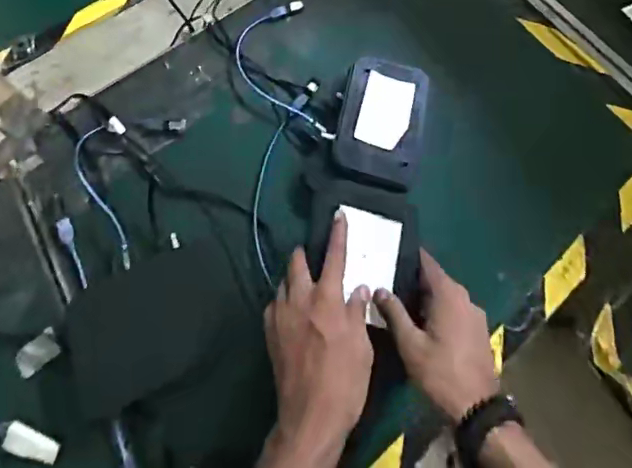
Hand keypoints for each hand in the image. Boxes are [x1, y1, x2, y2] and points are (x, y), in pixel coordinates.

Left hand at [260, 213, 374, 467]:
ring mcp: (280, 313)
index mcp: (326, 299)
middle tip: (316, 259)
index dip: (337, 235)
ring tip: (306, 289)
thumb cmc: (345, 383)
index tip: (337, 215)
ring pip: (284, 281)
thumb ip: (357, 312)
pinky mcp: (268, 330)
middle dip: (305, 254)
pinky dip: (285, 301)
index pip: (333, 257)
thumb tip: (358, 288)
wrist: (310, 417)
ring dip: (294, 279)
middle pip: (297, 261)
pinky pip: (275, 304)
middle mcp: (299, 298)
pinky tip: (294, 314)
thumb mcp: (362, 349)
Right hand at [374, 250, 497, 422]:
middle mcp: (465, 298)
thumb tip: (379, 289)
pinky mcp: (479, 331)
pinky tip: (423, 323)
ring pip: (445, 296)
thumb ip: (394, 312)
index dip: (408, 257)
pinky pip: (455, 310)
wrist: (479, 410)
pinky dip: (439, 311)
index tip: (388, 255)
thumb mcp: (410, 344)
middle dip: (413, 279)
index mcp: (448, 294)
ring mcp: (475, 315)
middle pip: (436, 279)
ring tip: (401, 303)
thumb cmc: (441, 372)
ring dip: (426, 298)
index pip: (426, 262)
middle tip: (388, 281)